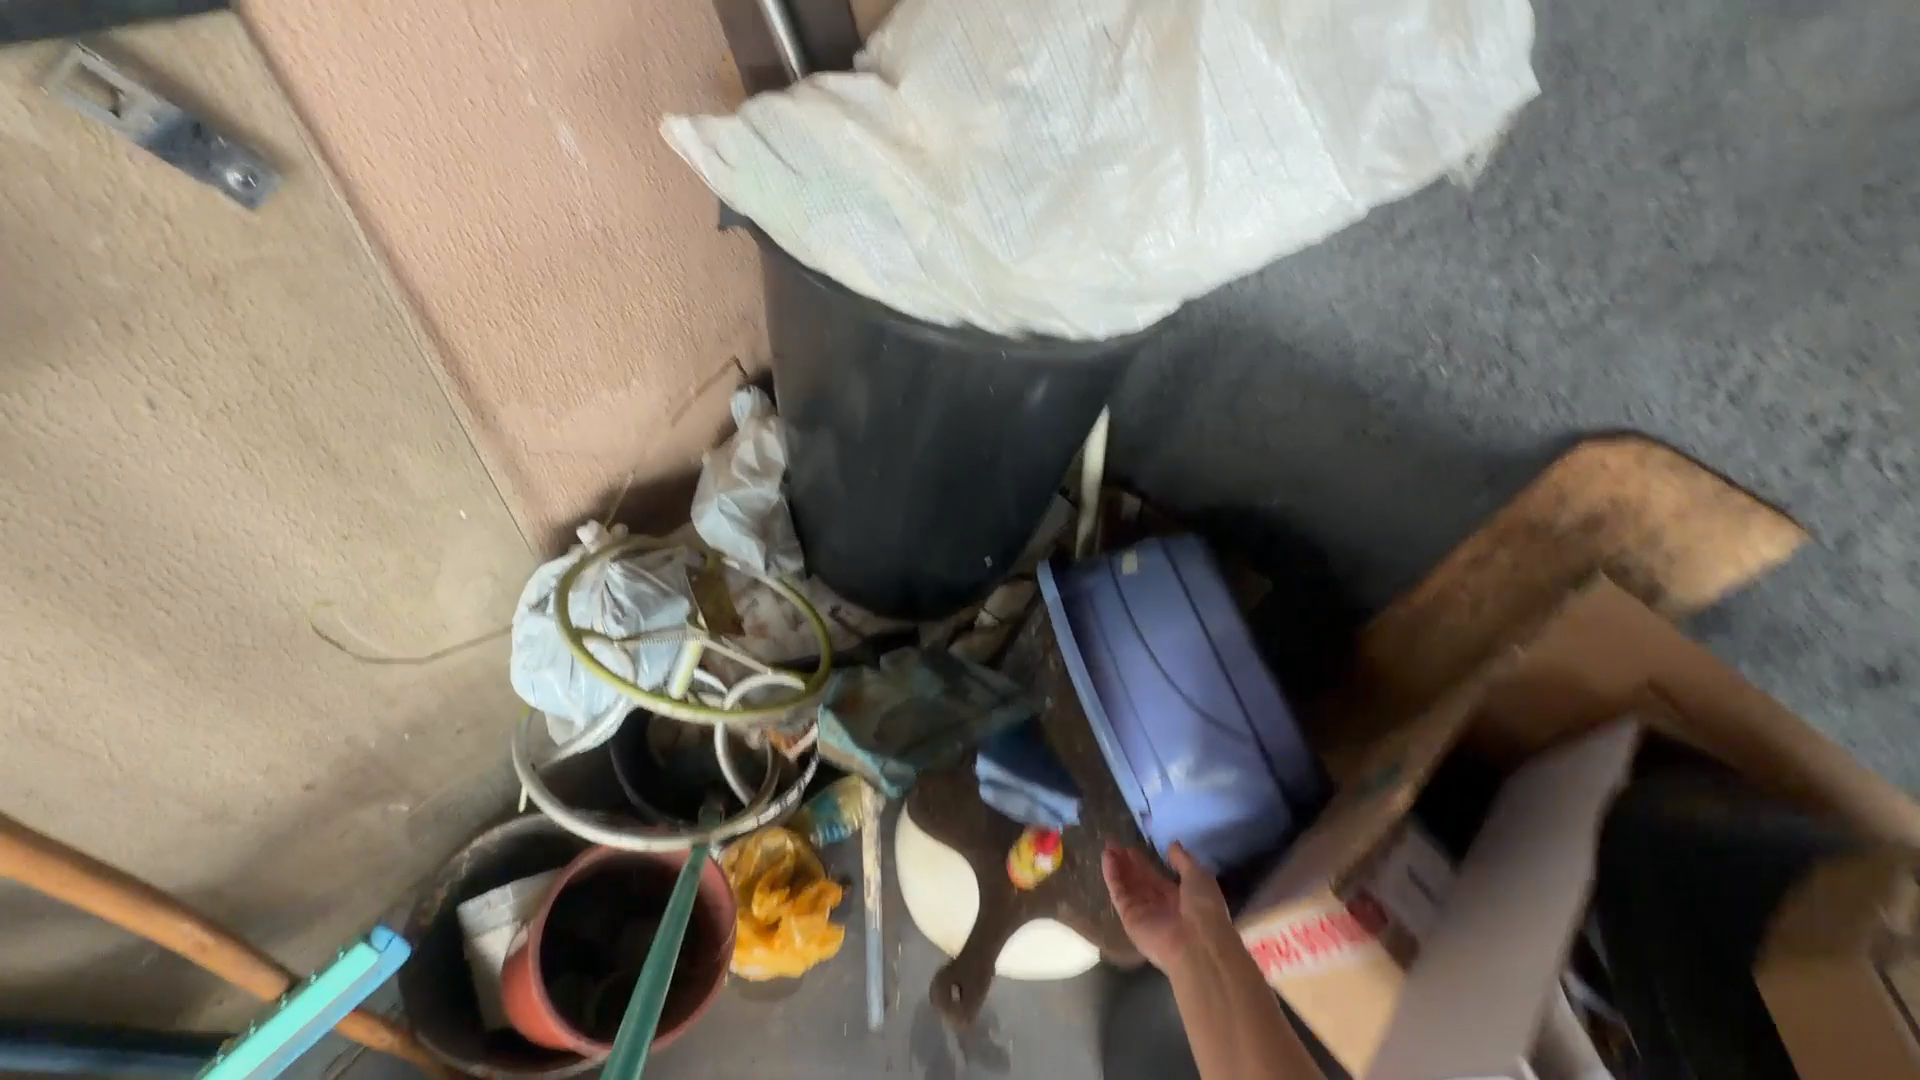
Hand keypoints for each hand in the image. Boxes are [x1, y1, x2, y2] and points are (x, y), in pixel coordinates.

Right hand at [1102, 842, 1232, 972]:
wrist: (1196, 945)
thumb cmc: (1203, 908)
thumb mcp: (1199, 877)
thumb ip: (1183, 861)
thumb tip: (1172, 845)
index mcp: (1179, 898)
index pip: (1157, 878)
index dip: (1145, 863)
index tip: (1133, 848)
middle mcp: (1160, 906)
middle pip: (1139, 881)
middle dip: (1128, 864)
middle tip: (1115, 843)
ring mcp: (1144, 913)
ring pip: (1127, 887)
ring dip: (1118, 867)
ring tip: (1108, 848)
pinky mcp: (1129, 920)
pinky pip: (1119, 895)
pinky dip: (1112, 877)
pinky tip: (1107, 859)